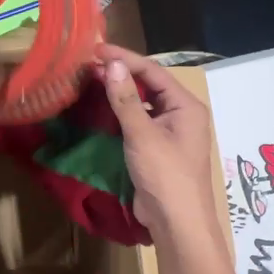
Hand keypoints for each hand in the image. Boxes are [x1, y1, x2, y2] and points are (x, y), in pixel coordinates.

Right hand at [95, 44, 218, 245]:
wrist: (176, 222)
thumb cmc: (165, 175)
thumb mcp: (142, 135)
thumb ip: (125, 99)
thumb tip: (110, 65)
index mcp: (186, 106)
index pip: (152, 72)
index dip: (124, 58)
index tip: (94, 50)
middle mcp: (180, 114)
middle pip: (148, 84)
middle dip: (119, 72)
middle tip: (86, 64)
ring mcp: (169, 131)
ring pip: (141, 102)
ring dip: (117, 91)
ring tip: (89, 80)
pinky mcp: (155, 146)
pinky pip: (136, 119)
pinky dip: (118, 110)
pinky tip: (99, 107)